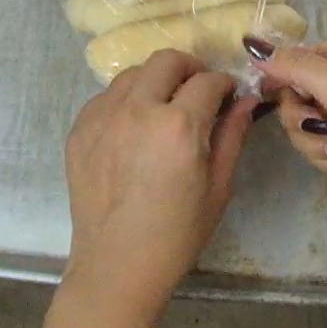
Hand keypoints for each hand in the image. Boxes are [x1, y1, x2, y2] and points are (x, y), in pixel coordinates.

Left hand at [62, 49, 258, 305]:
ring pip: (133, 73)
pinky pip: (106, 97)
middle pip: (166, 60)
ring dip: (154, 81)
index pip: (208, 81)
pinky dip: (125, 101)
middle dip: (189, 68)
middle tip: (197, 90)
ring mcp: (103, 116)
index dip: (224, 83)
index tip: (227, 95)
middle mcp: (138, 109)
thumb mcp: (218, 187)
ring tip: (162, 106)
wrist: (117, 267)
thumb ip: (232, 135)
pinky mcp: (80, 128)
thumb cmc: (176, 234)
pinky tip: (132, 128)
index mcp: (178, 124)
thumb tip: (246, 99)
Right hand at [247, 37, 326, 224]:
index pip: (286, 58)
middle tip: (325, 126)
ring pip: (295, 124)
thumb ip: (296, 65)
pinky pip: (309, 146)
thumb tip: (251, 45)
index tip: (294, 100)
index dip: (282, 82)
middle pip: (287, 95)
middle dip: (300, 119)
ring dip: (313, 142)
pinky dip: (323, 157)